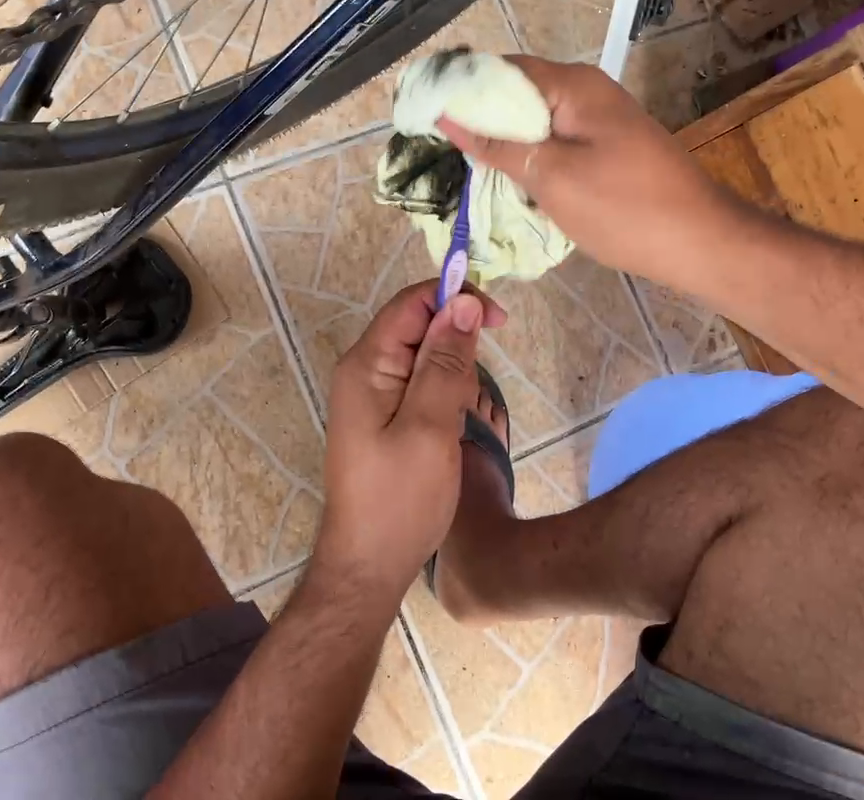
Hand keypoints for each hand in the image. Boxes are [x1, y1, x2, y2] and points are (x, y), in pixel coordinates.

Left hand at [316, 280, 506, 597]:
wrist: (369, 563)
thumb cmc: (400, 499)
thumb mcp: (430, 427)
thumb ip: (445, 363)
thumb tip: (462, 302)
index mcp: (366, 364)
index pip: (412, 303)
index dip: (456, 300)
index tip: (500, 323)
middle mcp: (363, 370)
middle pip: (416, 326)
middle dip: (455, 345)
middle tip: (471, 396)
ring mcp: (370, 394)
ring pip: (422, 356)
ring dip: (452, 374)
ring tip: (458, 421)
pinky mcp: (381, 416)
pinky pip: (417, 384)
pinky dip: (442, 395)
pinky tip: (451, 428)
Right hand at [437, 56, 744, 283]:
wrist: (700, 242)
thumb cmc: (623, 207)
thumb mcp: (550, 177)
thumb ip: (496, 144)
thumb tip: (447, 116)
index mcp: (572, 85)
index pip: (500, 68)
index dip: (458, 86)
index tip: (421, 113)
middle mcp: (585, 90)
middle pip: (515, 90)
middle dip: (476, 114)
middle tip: (435, 144)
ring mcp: (597, 118)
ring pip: (532, 117)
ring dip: (500, 137)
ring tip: (460, 160)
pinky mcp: (604, 145)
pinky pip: (552, 138)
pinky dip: (526, 153)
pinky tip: (505, 176)